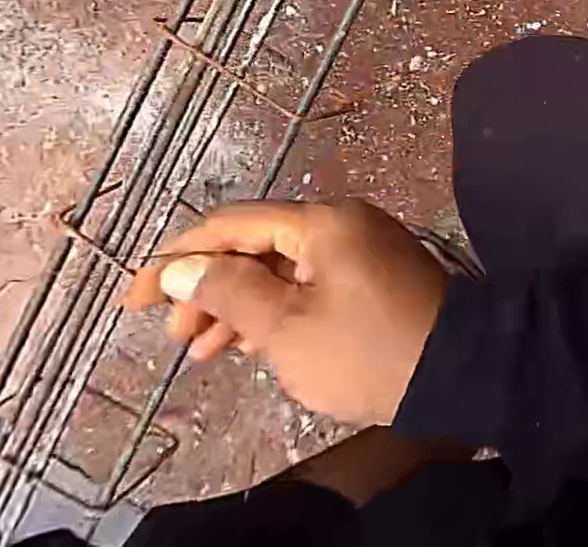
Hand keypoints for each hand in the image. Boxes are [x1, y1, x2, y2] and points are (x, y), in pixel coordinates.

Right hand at [126, 199, 446, 426]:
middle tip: (175, 336)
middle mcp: (345, 221)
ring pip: (282, 265)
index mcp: (326, 221)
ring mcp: (362, 245)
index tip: (134, 299)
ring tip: (201, 350)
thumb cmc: (365, 348)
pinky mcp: (371, 271)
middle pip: (259, 242)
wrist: (453, 366)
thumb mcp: (287, 326)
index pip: (236, 222)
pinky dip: (276, 306)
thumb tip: (180, 266)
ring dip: (238, 302)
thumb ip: (228, 291)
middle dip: (210, 285)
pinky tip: (246, 342)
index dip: (178, 256)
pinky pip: (310, 279)